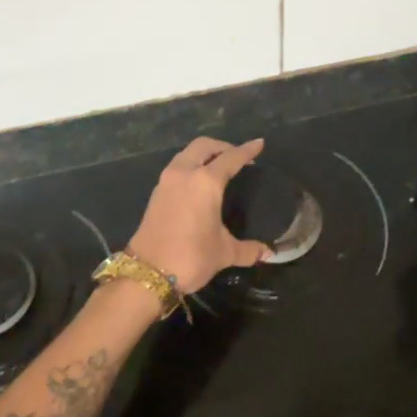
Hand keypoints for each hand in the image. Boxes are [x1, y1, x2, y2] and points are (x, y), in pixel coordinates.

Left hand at [126, 137, 271, 292]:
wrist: (148, 272)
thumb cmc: (191, 257)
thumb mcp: (224, 253)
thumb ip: (248, 249)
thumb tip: (268, 252)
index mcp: (205, 182)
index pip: (231, 158)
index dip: (247, 151)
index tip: (259, 144)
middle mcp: (184, 174)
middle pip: (203, 146)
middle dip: (222, 147)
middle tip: (237, 157)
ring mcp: (166, 182)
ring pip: (186, 155)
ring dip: (203, 155)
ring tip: (218, 167)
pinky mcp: (156, 193)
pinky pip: (176, 168)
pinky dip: (190, 166)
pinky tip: (199, 183)